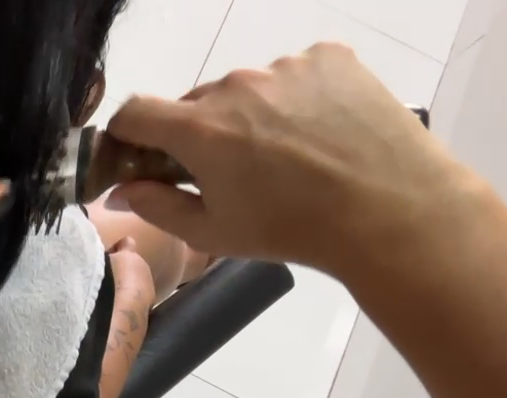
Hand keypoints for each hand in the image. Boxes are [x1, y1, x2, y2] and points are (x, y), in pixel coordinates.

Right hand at [106, 44, 488, 276]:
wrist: (386, 205)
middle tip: (217, 172)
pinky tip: (308, 132)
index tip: (132, 155)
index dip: (124, 134)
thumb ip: (155, 205)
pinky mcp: (329, 57)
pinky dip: (285, 100)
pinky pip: (287, 75)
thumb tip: (120, 190)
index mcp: (200, 130)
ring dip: (241, 117)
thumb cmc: (285, 228)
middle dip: (191, 135)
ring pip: (241, 90)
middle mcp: (237, 86)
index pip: (135, 112)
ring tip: (274, 155)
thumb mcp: (208, 231)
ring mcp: (286, 66)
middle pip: (192, 104)